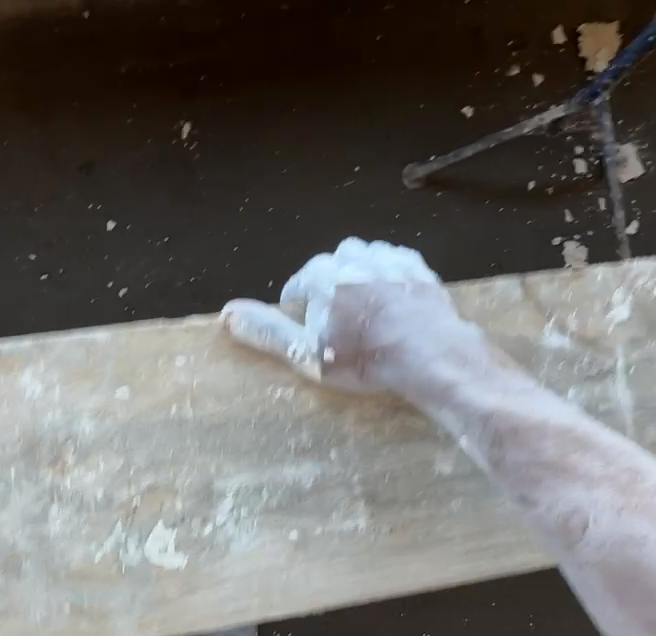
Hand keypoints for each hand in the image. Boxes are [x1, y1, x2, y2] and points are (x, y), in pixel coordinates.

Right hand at [220, 238, 477, 392]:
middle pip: (329, 270)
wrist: (428, 354)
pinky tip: (393, 307)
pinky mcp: (417, 268)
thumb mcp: (306, 353)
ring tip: (366, 317)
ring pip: (362, 263)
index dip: (300, 314)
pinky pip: (393, 266)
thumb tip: (226, 313)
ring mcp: (387, 258)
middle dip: (329, 293)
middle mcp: (351, 257)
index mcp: (319, 275)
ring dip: (358, 282)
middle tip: (341, 329)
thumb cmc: (363, 358)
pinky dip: (388, 282)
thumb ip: (268, 331)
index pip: (296, 288)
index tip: (313, 336)